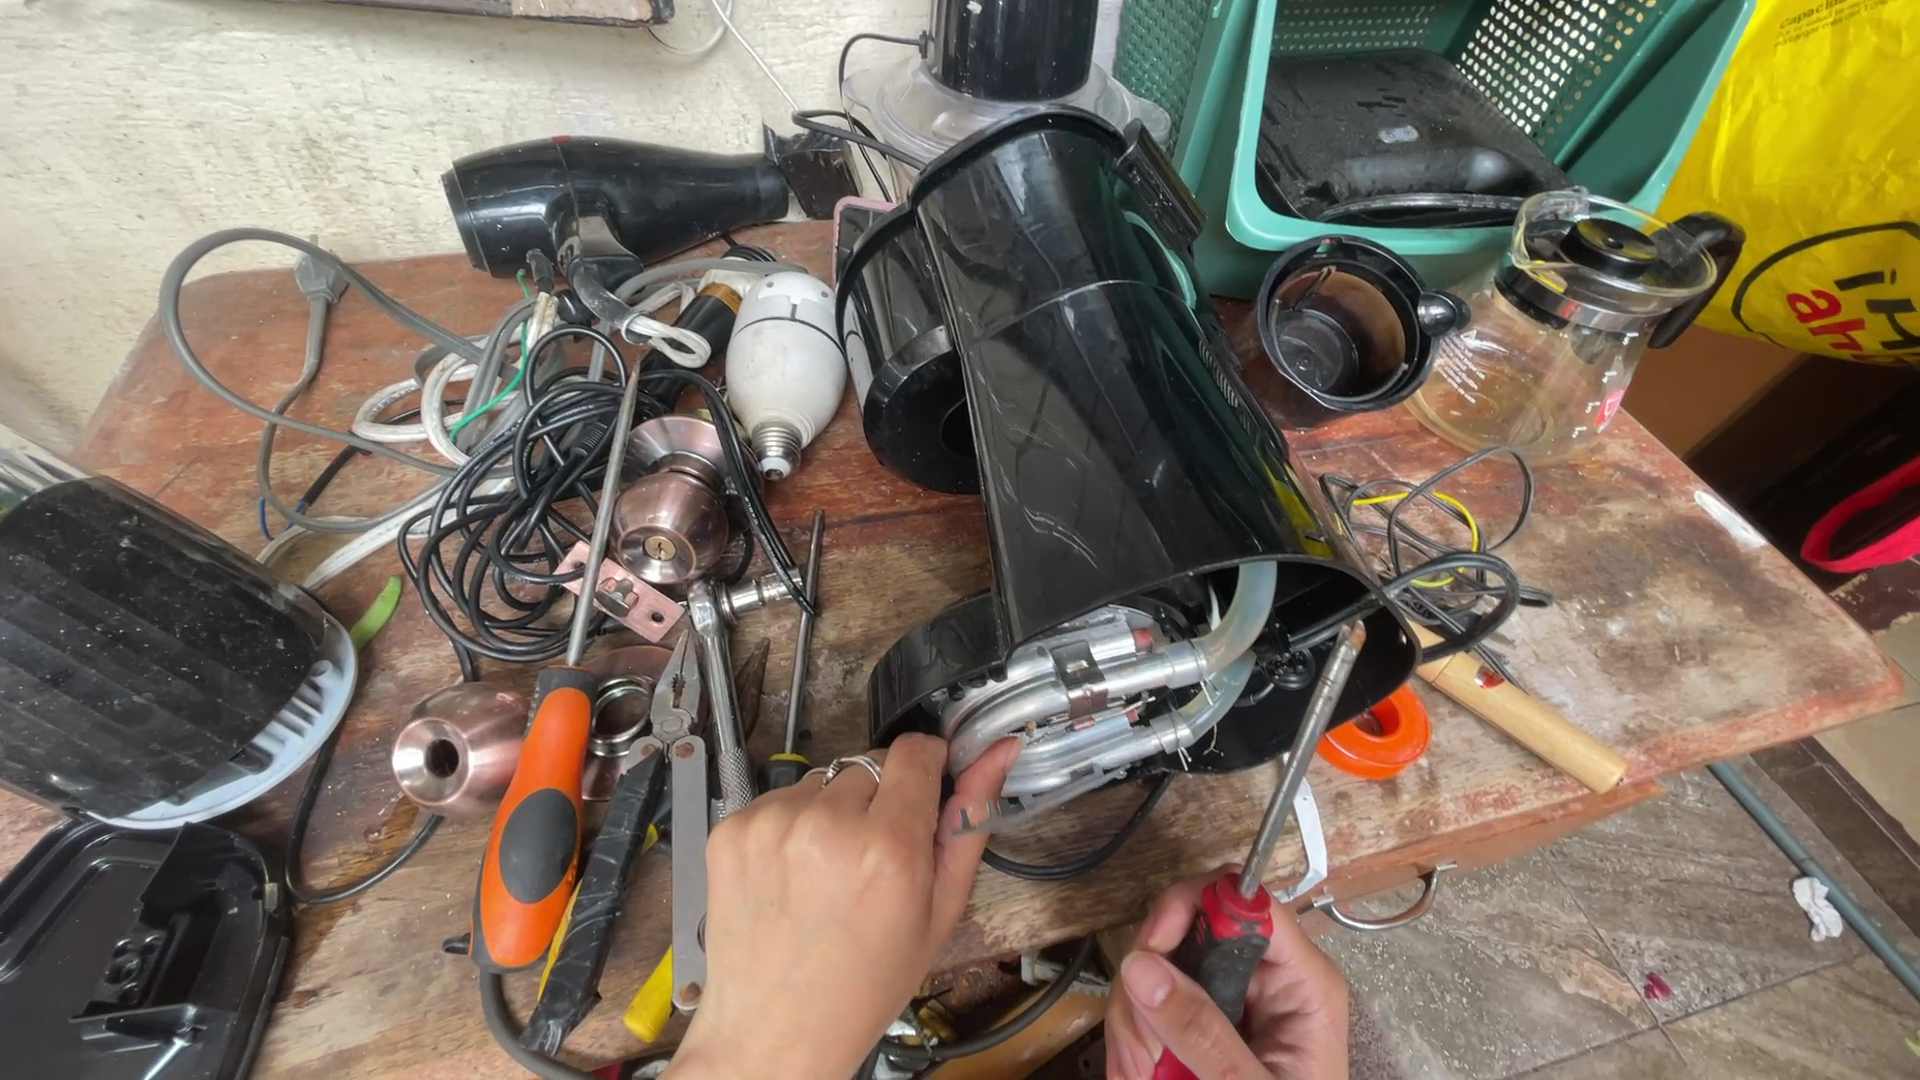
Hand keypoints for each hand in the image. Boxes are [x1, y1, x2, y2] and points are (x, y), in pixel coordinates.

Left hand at [668, 734, 1019, 1078]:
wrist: (774, 1033)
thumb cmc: (867, 982)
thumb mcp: (939, 911)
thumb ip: (970, 821)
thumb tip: (998, 753)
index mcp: (888, 847)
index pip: (915, 751)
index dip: (926, 765)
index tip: (924, 786)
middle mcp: (827, 824)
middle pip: (870, 765)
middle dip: (879, 798)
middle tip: (872, 853)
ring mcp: (773, 823)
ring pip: (825, 779)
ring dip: (834, 809)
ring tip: (828, 869)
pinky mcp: (734, 828)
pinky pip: (782, 797)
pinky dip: (793, 822)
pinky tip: (794, 871)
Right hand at [1105, 868, 1348, 1079]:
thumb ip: (1203, 1035)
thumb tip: (1141, 964)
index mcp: (1300, 980)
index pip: (1244, 899)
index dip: (1191, 905)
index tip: (1149, 949)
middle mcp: (1264, 973)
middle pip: (1187, 926)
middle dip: (1150, 980)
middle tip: (1140, 1047)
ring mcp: (1230, 992)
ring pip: (1159, 962)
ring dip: (1136, 1018)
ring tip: (1139, 1072)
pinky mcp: (1203, 1013)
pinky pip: (1152, 997)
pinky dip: (1135, 1034)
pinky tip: (1138, 1069)